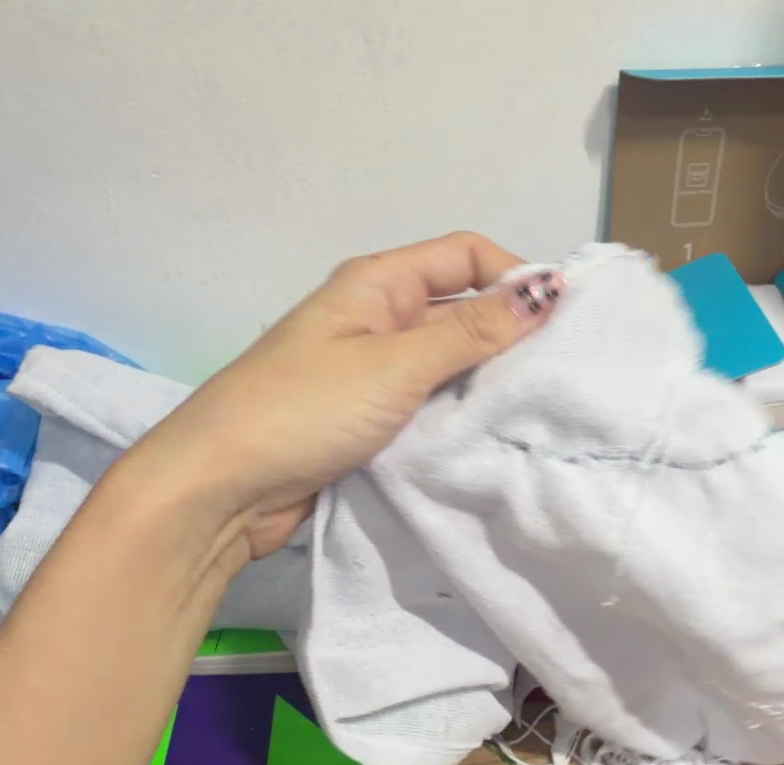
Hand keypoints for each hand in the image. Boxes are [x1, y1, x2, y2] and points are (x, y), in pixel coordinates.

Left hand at [114, 232, 563, 563]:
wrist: (221, 489)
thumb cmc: (304, 411)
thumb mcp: (394, 365)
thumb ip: (472, 331)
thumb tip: (546, 290)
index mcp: (377, 284)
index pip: (464, 256)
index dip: (515, 275)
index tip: (562, 319)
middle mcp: (378, 319)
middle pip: (461, 310)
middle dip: (509, 334)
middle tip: (561, 373)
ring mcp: (373, 373)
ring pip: (448, 364)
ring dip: (486, 381)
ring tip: (538, 407)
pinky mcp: (371, 420)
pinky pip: (429, 405)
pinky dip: (458, 416)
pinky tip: (492, 436)